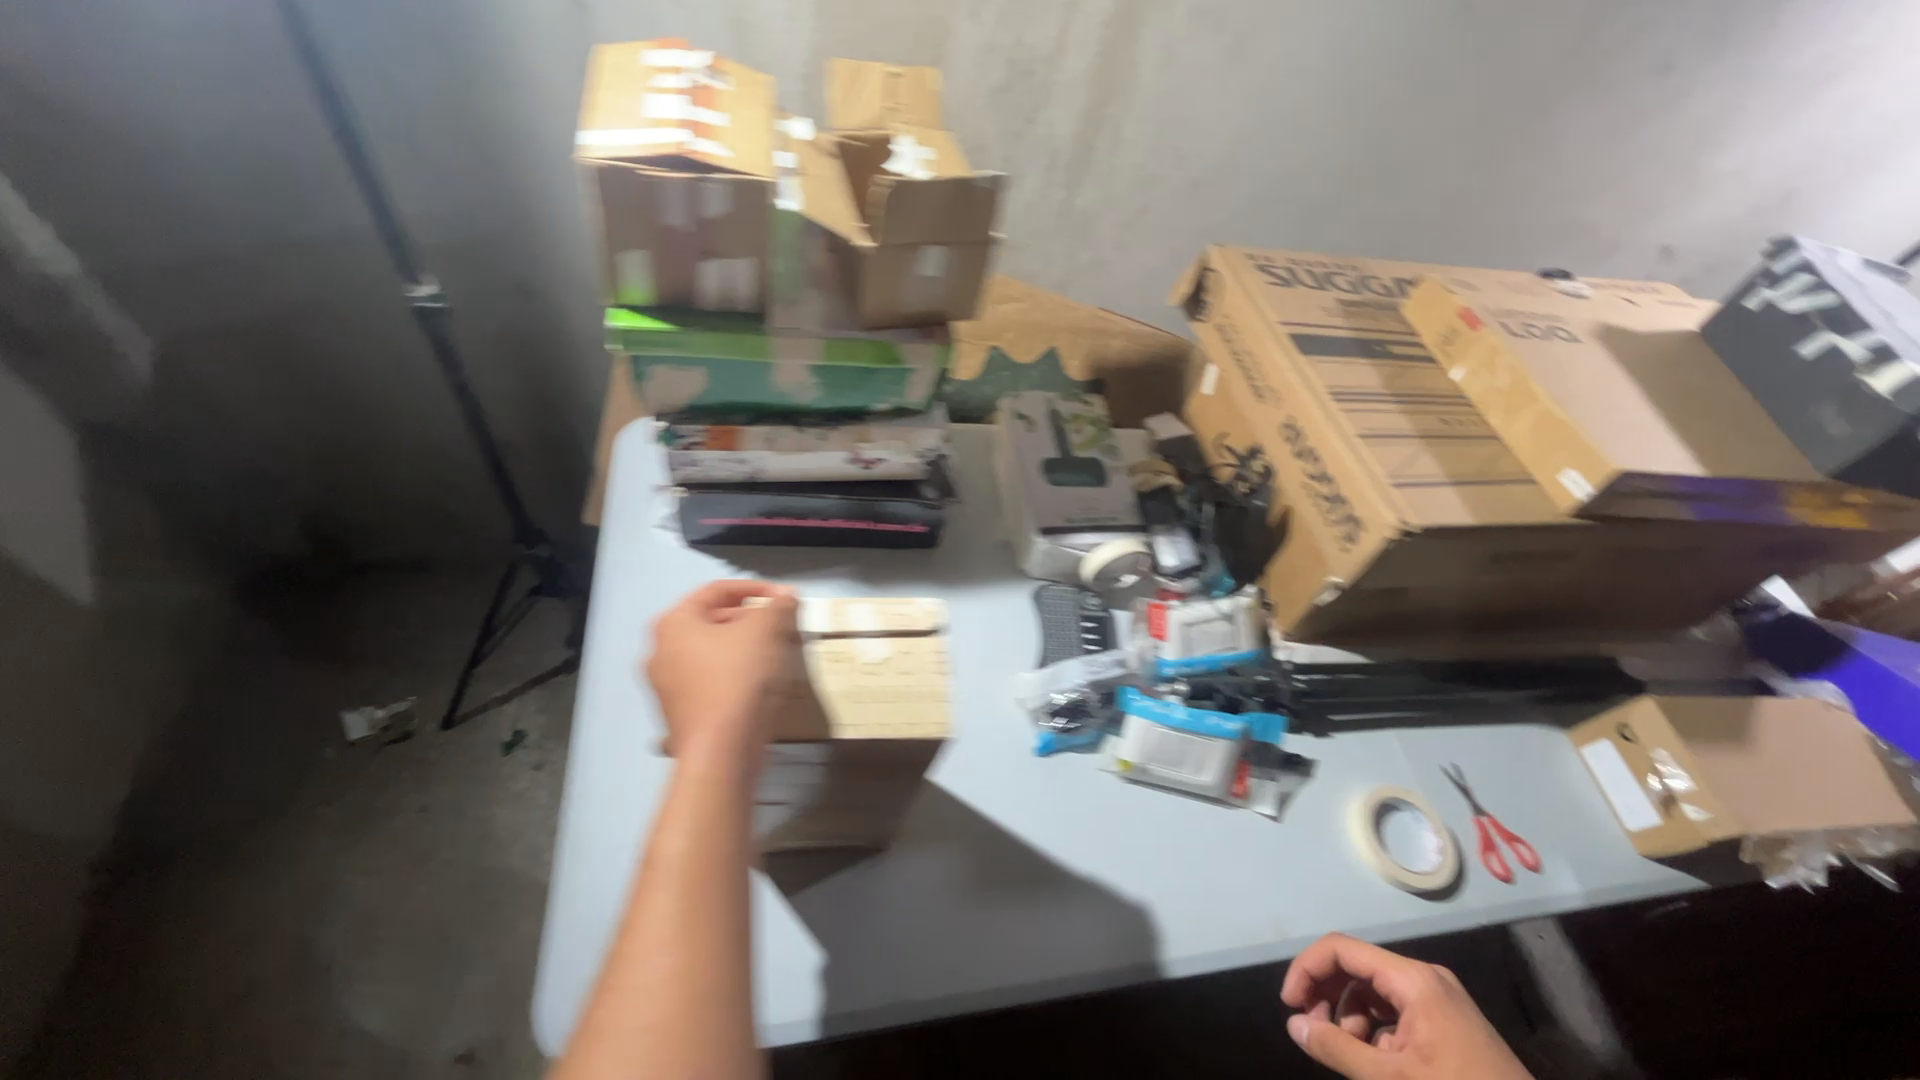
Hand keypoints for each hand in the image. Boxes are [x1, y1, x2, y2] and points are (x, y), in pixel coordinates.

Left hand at [644, 580, 799, 762]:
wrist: (722, 753)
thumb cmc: (738, 680)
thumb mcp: (765, 632)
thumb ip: (777, 607)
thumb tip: (786, 596)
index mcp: (673, 624)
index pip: (717, 590)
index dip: (756, 589)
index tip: (786, 599)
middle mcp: (660, 652)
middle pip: (712, 621)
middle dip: (751, 620)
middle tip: (783, 626)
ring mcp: (666, 687)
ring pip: (712, 654)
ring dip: (745, 648)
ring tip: (777, 653)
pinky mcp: (681, 715)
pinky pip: (711, 682)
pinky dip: (735, 675)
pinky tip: (761, 684)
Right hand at [1281, 933, 1531, 1079]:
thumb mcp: (1391, 1079)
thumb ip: (1336, 1048)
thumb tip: (1294, 1024)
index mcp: (1412, 979)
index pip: (1340, 949)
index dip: (1306, 970)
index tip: (1290, 1008)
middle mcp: (1425, 978)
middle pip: (1356, 967)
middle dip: (1326, 994)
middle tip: (1312, 1031)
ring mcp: (1439, 999)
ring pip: (1374, 991)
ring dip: (1349, 1016)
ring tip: (1347, 1054)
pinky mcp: (1447, 1022)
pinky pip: (1395, 1010)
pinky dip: (1374, 1029)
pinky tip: (1376, 1062)